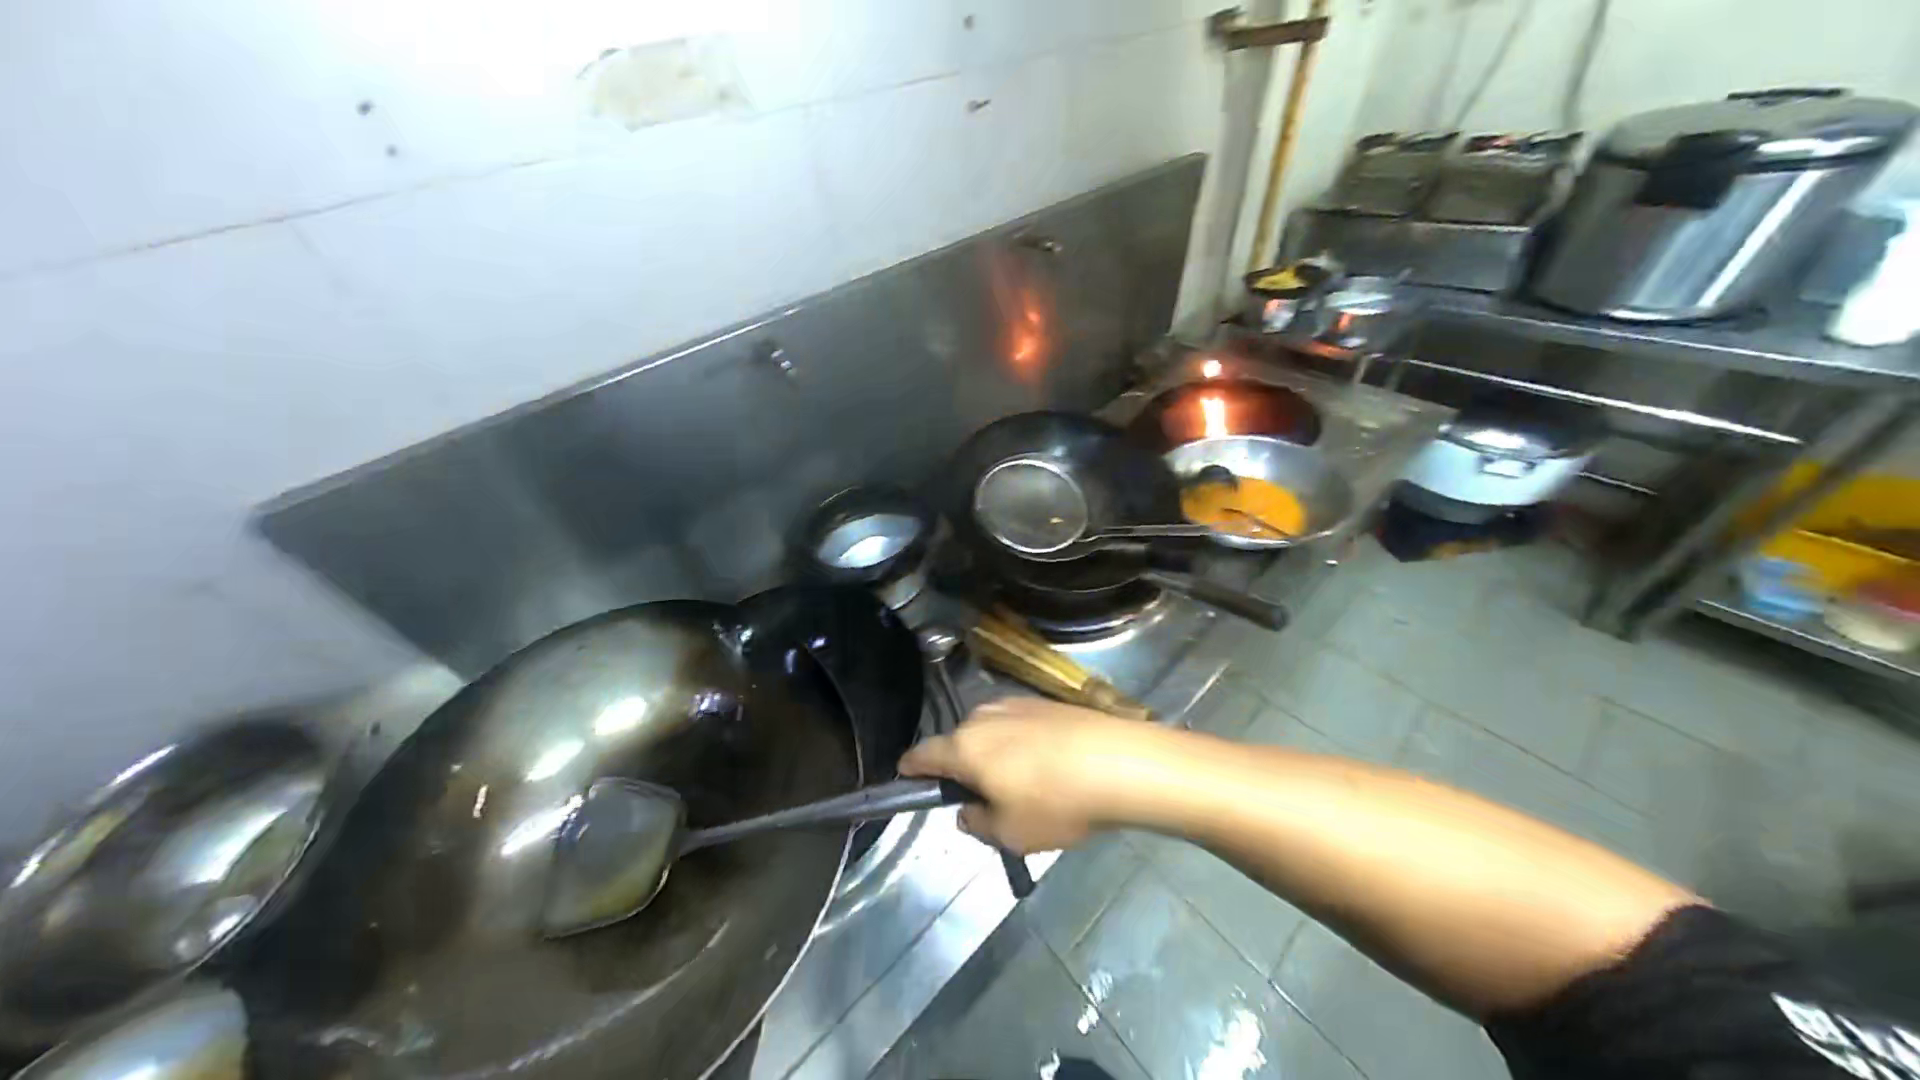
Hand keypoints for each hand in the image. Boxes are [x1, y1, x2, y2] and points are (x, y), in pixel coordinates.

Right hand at [899, 698, 1156, 853]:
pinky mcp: (1046, 703)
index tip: (906, 777)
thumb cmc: (1055, 802)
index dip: (911, 769)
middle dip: (962, 767)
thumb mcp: (1010, 833)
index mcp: (965, 747)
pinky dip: (1022, 745)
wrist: (1120, 763)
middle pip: (959, 743)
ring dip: (994, 754)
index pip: (922, 755)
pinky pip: (1019, 726)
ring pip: (991, 732)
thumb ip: (978, 822)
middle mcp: (983, 716)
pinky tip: (1048, 767)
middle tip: (982, 798)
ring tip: (1022, 785)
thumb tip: (966, 810)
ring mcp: (1017, 704)